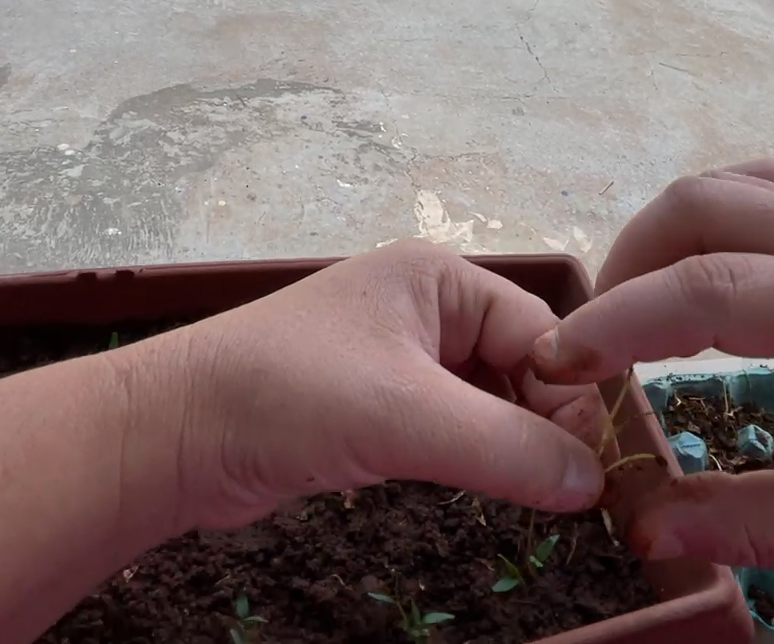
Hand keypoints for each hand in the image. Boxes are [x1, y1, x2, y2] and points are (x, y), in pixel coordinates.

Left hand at [143, 241, 606, 532]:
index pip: (538, 331)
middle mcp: (424, 307)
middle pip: (516, 363)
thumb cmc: (292, 394)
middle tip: (571, 490)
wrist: (178, 431)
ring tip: (538, 495)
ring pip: (484, 398)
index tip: (596, 466)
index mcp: (437, 279)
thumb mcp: (407, 415)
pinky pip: (448, 423)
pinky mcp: (376, 401)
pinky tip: (487, 486)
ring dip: (507, 442)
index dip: (570, 395)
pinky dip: (471, 454)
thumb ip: (506, 446)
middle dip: (541, 421)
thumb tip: (593, 481)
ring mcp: (399, 355)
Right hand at [525, 161, 773, 584]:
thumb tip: (639, 526)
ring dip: (656, 238)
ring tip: (632, 308)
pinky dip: (698, 222)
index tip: (561, 362)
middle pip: (702, 206)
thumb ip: (748, 525)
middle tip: (597, 342)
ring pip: (723, 188)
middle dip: (625, 267)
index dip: (620, 320)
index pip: (714, 291)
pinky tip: (690, 272)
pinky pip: (754, 190)